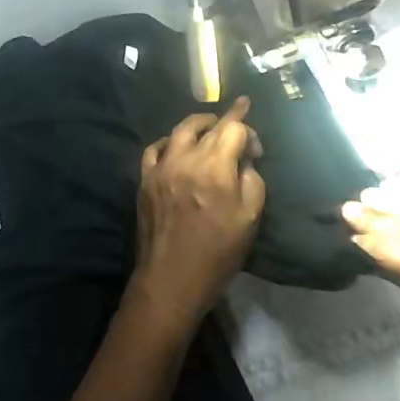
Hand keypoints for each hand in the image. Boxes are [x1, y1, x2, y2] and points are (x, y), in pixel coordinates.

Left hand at [131, 97, 266, 329]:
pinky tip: (175, 148)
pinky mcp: (145, 180)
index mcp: (214, 166)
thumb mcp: (250, 219)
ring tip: (208, 128)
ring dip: (197, 125)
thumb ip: (252, 181)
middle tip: (236, 122)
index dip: (247, 126)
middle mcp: (185, 158)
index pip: (233, 127)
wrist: (171, 280)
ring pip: (179, 131)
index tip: (255, 141)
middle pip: (206, 125)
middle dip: (224, 120)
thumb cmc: (217, 253)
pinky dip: (168, 142)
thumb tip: (244, 161)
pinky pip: (155, 149)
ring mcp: (161, 167)